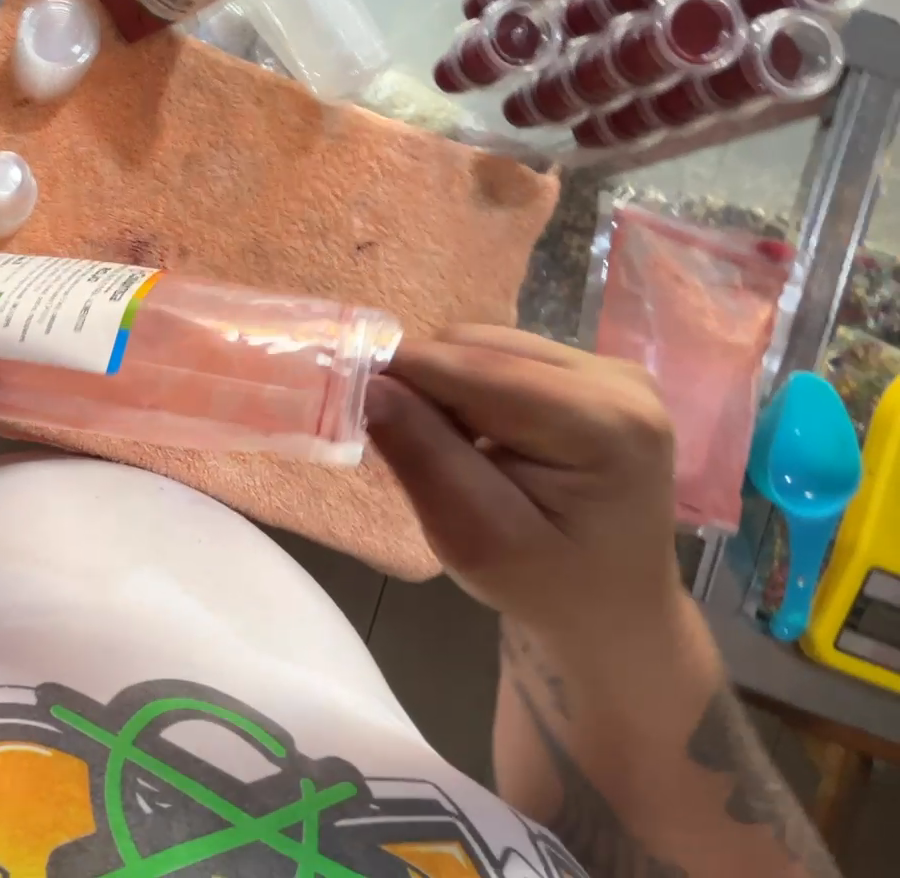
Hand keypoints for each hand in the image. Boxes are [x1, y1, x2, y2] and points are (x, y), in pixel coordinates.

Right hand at [366, 325, 684, 644]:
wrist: (610, 610)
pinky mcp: (591, 375)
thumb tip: (367, 384)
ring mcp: (609, 371)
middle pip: (473, 347)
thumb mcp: (471, 534)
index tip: (337, 394)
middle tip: (398, 441)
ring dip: (436, 385)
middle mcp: (616, 379)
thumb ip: (423, 454)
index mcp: (604, 422)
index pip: (471, 367)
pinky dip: (459, 388)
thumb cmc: (543, 585)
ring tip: (438, 444)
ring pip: (478, 344)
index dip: (395, 370)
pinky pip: (494, 356)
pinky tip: (468, 434)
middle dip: (419, 383)